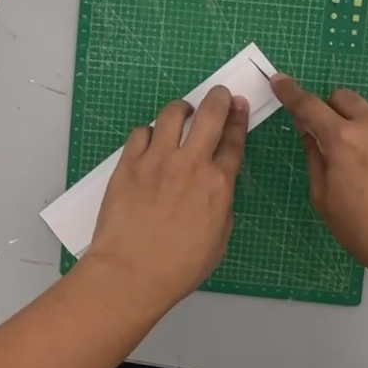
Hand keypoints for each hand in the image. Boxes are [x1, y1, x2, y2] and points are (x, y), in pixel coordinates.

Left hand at [80, 86, 249, 313]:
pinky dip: (148, 132)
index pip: (234, 140)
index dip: (239, 119)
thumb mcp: (219, 240)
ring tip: (182, 112)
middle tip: (219, 95)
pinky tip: (150, 140)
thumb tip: (215, 188)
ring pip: (172, 114)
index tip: (239, 107)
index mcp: (218, 184)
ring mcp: (157, 160)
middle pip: (210, 115)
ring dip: (181, 108)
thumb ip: (221, 206)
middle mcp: (190, 164)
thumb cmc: (179, 267)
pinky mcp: (128, 164)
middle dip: (218, 99)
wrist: (131, 272)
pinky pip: (140, 132)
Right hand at [270, 75, 367, 297]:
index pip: (309, 105)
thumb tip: (309, 131)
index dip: (290, 92)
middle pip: (344, 98)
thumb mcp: (324, 198)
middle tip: (328, 137)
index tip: (279, 80)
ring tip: (367, 170)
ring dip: (360, 131)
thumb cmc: (363, 230)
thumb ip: (314, 157)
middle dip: (330, 109)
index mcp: (342, 139)